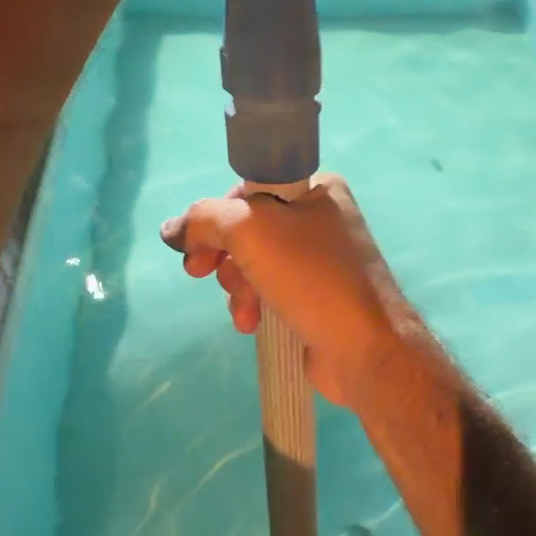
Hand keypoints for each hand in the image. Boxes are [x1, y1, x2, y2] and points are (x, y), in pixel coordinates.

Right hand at [161, 174, 413, 406]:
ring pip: (254, 264)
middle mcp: (321, 219)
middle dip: (224, 258)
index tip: (195, 246)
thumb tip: (171, 229)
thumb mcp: (251, 231)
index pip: (248, 191)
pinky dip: (255, 304)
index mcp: (317, 188)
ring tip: (247, 308)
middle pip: (247, 229)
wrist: (364, 346)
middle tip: (201, 274)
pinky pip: (270, 291)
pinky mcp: (316, 297)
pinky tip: (253, 323)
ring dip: (238, 287)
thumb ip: (204, 220)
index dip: (216, 218)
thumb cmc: (312, 276)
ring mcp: (321, 261)